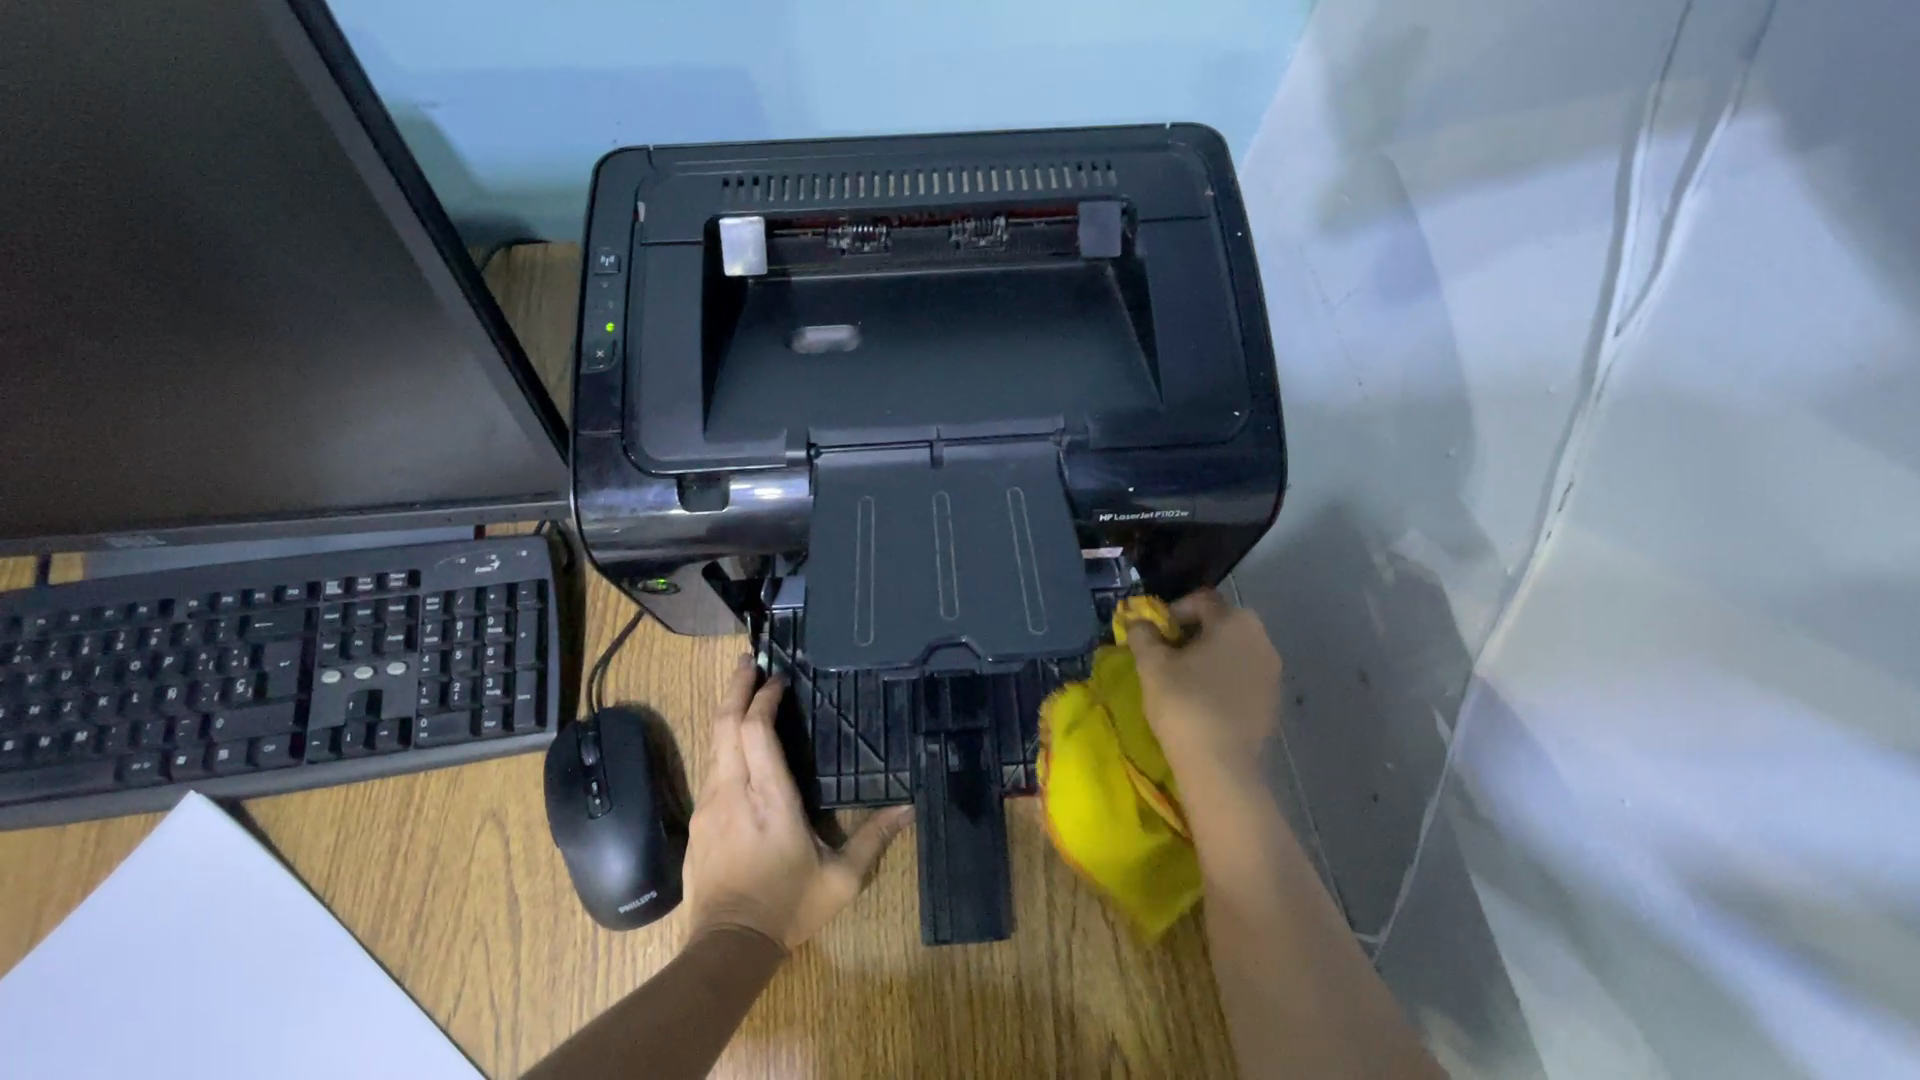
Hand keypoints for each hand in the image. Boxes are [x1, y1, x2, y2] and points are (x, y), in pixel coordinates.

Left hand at [684, 656, 913, 949]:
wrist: (728, 944)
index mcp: (770, 797)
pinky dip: (722, 742)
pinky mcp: (698, 822)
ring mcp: (709, 806)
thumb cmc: (788, 906)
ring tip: (741, 690)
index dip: (764, 699)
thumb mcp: (841, 878)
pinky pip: (710, 768)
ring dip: (726, 712)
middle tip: (747, 660)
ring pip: (712, 744)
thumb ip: (873, 838)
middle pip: (725, 724)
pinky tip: (733, 743)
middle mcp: (733, 791)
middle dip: (735, 688)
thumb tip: (908, 808)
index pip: (757, 731)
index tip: (777, 679)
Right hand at [1127, 588, 1283, 789]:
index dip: (1173, 611)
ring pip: (1234, 652)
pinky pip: (1244, 678)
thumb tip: (1138, 622)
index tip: (1154, 635)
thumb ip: (1143, 636)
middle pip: (1220, 624)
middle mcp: (1262, 639)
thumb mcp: (1152, 665)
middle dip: (1192, 635)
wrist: (1221, 765)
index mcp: (1235, 621)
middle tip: (1165, 657)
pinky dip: (1224, 682)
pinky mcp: (1273, 702)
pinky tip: (1204, 704)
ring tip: (1183, 682)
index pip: (1201, 600)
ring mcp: (1272, 672)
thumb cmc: (1184, 703)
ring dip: (1209, 659)